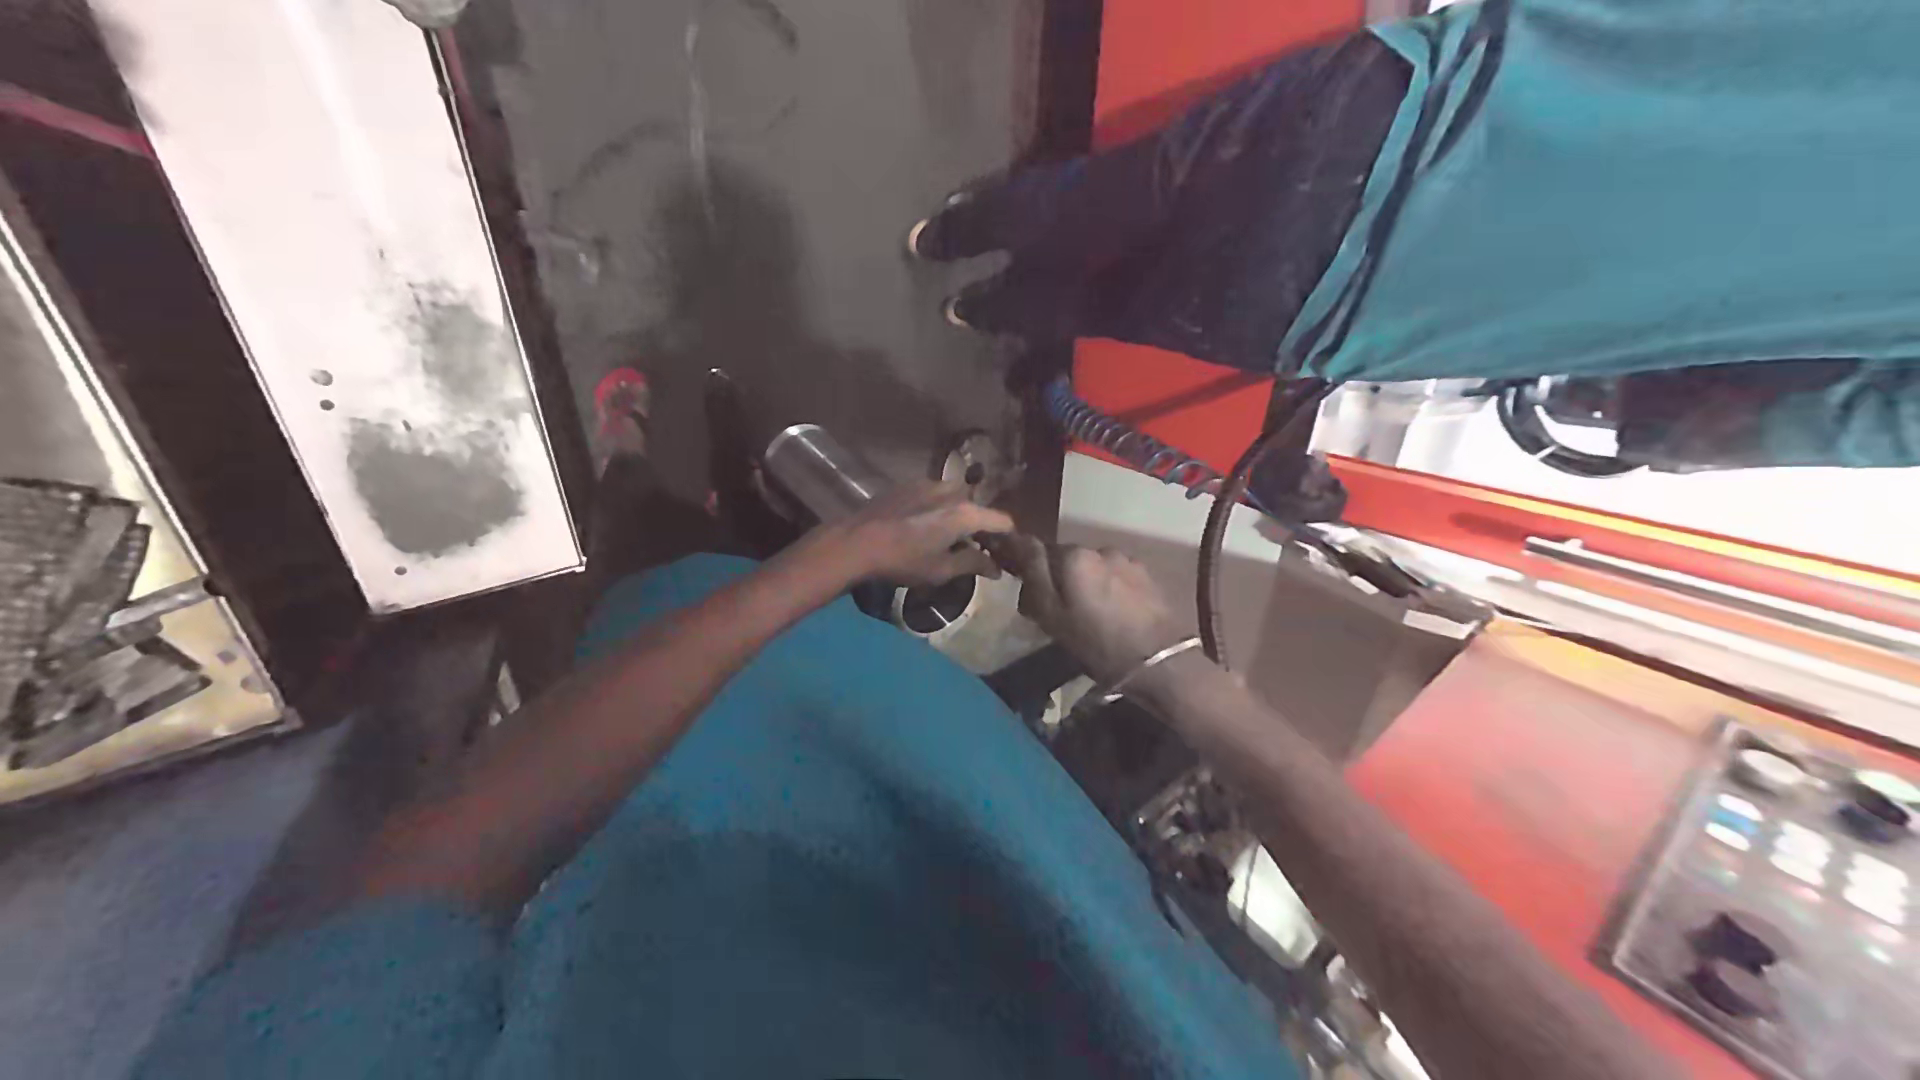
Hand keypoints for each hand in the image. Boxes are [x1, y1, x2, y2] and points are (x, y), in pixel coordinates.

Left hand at [809, 481, 1014, 586]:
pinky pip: (934, 493)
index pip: (1002, 520)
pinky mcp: (908, 484)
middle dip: (981, 525)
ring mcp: (928, 483)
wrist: (857, 541)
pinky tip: (923, 525)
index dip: (1009, 537)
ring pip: (955, 496)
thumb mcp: (941, 570)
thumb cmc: (903, 560)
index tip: (1006, 552)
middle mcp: (952, 491)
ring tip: (948, 535)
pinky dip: (938, 507)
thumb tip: (997, 568)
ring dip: (958, 513)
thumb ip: (973, 564)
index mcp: (966, 514)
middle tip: (975, 547)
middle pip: (978, 506)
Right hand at [1004, 539, 1191, 683]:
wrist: (1161, 662)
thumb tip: (1018, 544)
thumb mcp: (1053, 616)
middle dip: (1059, 576)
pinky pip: (1116, 576)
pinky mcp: (1147, 575)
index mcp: (1072, 556)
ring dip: (1087, 581)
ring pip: (1093, 566)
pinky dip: (1109, 588)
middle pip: (1066, 558)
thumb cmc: (1097, 643)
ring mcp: (1127, 560)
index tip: (1019, 576)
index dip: (1023, 561)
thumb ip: (1034, 575)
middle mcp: (1099, 548)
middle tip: (1059, 608)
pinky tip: (1115, 612)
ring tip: (1092, 613)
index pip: (1035, 548)